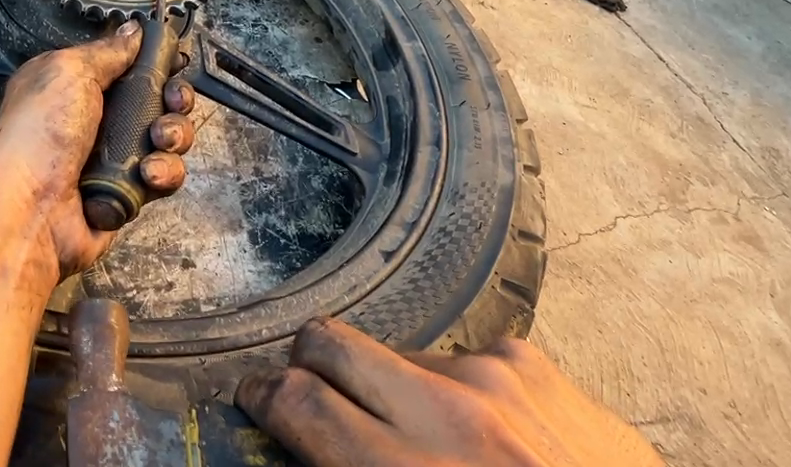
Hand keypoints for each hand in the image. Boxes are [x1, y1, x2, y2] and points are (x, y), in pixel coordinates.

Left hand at [0, 22, 196, 275]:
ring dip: (172, 136)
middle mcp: (95, 120)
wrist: (28, 211)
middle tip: (171, 102)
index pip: (128, 67)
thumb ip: (107, 51)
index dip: (156, 65)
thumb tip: (132, 31)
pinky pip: (164, 177)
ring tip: (157, 141)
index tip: (174, 63)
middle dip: (174, 99)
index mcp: (75, 84)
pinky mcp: (126, 192)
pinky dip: (163, 173)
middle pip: (157, 101)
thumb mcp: (68, 72)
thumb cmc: (35, 137)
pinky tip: (147, 174)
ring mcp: (111, 158)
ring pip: (167, 139)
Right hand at [238, 320, 662, 466]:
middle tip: (315, 399)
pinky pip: (457, 357)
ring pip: (392, 351)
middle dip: (306, 365)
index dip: (262, 398)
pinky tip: (491, 438)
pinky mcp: (532, 359)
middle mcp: (452, 414)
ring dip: (391, 389)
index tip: (258, 402)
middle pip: (327, 341)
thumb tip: (302, 448)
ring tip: (431, 442)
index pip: (300, 402)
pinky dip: (454, 392)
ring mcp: (495, 374)